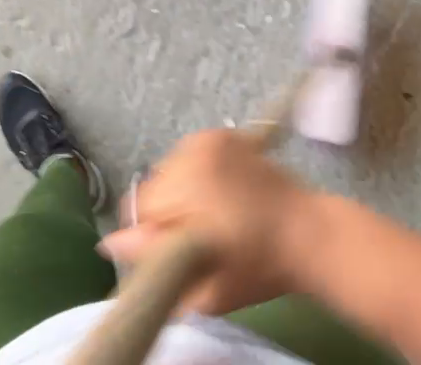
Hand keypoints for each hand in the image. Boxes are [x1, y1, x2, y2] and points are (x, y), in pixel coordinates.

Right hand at [98, 129, 320, 315]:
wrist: (309, 233)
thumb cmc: (258, 267)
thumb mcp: (204, 287)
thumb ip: (152, 263)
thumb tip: (111, 243)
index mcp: (186, 193)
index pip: (138, 207)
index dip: (152, 233)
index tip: (175, 248)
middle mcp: (192, 158)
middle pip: (154, 185)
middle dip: (166, 210)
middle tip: (196, 233)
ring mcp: (209, 139)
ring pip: (170, 167)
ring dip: (180, 188)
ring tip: (212, 211)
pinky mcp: (224, 133)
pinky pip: (189, 153)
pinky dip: (196, 171)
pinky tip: (219, 190)